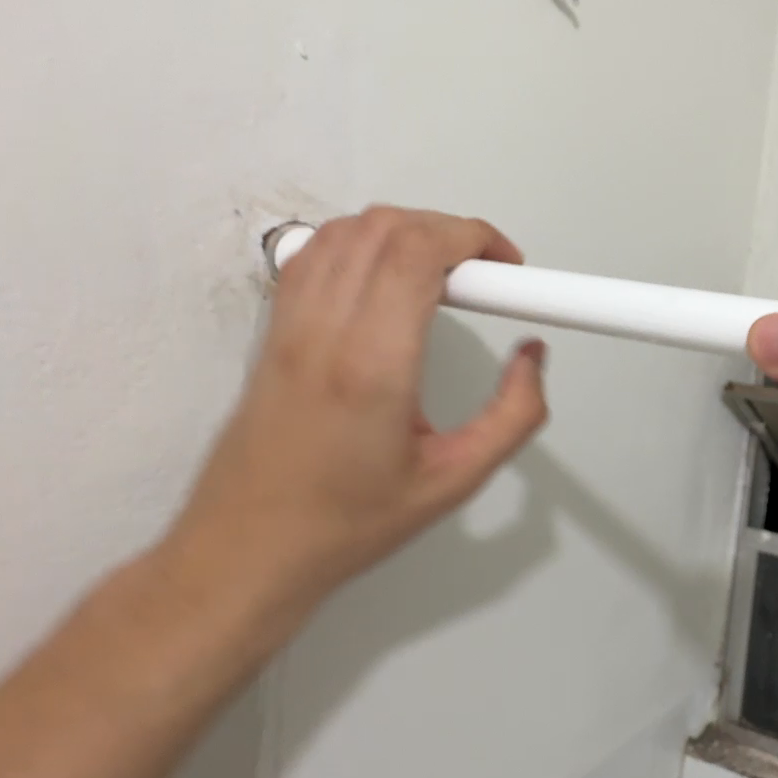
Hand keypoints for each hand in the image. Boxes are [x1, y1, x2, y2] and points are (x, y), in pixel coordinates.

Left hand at [166, 207, 548, 613]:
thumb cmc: (342, 523)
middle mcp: (324, 333)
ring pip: (347, 229)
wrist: (246, 551)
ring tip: (446, 273)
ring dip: (407, 230)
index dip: (475, 237)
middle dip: (452, 230)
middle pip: (387, 227)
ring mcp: (291, 327)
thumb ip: (514, 415)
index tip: (510, 266)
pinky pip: (315, 252)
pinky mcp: (275, 332)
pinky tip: (389, 277)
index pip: (419, 251)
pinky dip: (362, 241)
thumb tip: (532, 359)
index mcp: (372, 366)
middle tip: (488, 271)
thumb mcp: (457, 480)